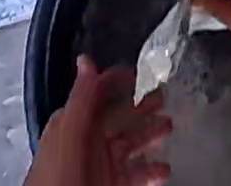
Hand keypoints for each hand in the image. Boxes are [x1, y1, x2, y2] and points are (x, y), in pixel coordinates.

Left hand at [24, 55, 170, 185]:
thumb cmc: (61, 178)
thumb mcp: (71, 137)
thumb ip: (81, 99)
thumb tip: (85, 58)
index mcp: (73, 124)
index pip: (98, 93)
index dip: (119, 80)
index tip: (143, 71)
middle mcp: (86, 142)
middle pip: (118, 116)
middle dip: (141, 106)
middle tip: (164, 96)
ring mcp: (98, 167)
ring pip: (129, 144)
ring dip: (149, 134)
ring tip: (169, 126)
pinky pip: (133, 175)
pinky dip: (149, 171)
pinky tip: (164, 168)